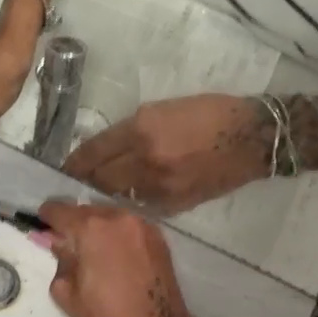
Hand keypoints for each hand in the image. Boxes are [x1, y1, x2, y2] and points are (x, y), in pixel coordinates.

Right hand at [30, 202, 195, 316]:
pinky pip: (127, 227)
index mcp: (90, 229)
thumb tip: (58, 243)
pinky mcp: (159, 239)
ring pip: (108, 217)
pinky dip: (116, 235)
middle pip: (84, 210)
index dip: (46, 219)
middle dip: (72, 225)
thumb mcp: (66, 292)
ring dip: (96, 229)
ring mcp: (142, 226)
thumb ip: (59, 259)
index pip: (58, 210)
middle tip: (67, 247)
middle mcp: (118, 218)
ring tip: (93, 254)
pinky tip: (114, 257)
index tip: (43, 230)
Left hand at [62, 94, 270, 214]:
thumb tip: (106, 147)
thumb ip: (129, 131)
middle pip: (101, 178)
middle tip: (73, 184)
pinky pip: (142, 207)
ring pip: (118, 196)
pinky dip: (130, 203)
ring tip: (92, 195)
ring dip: (103, 195)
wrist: (255, 138)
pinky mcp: (177, 203)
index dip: (75, 162)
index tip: (62, 168)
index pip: (94, 151)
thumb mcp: (160, 110)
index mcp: (140, 131)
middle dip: (84, 181)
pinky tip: (122, 202)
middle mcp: (146, 161)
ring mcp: (161, 186)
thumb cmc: (209, 114)